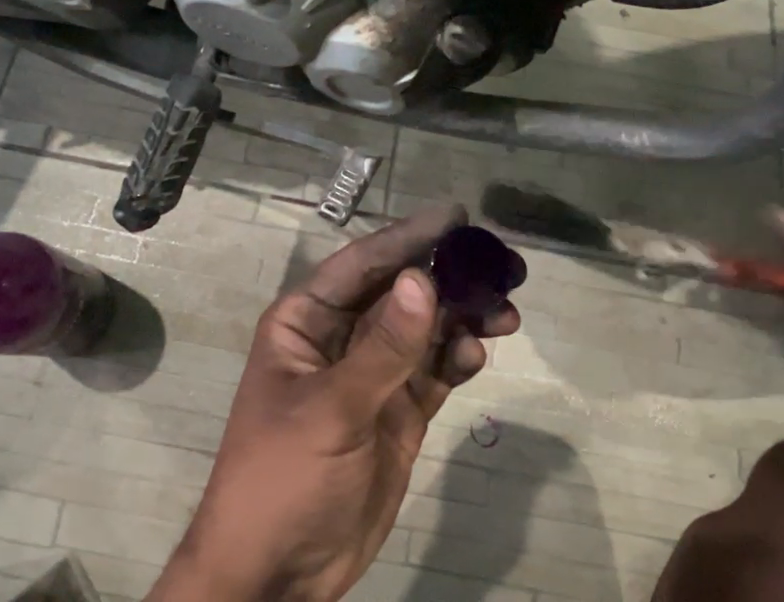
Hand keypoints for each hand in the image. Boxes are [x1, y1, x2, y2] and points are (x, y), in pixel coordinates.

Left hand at [148, 205, 522, 601]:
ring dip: (462, 319)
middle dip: (448, 277)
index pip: (362, 264)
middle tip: (503, 266)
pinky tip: (477, 356)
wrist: (277, 572)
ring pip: (424, 331)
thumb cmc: (282, 477)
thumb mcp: (330, 410)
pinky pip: (433, 373)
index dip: (408, 237)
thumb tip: (423, 280)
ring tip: (506, 315)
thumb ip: (382, 349)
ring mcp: (372, 378)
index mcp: (306, 322)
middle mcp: (340, 339)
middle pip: (401, 293)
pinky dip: (456, 360)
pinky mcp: (397, 414)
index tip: (458, 217)